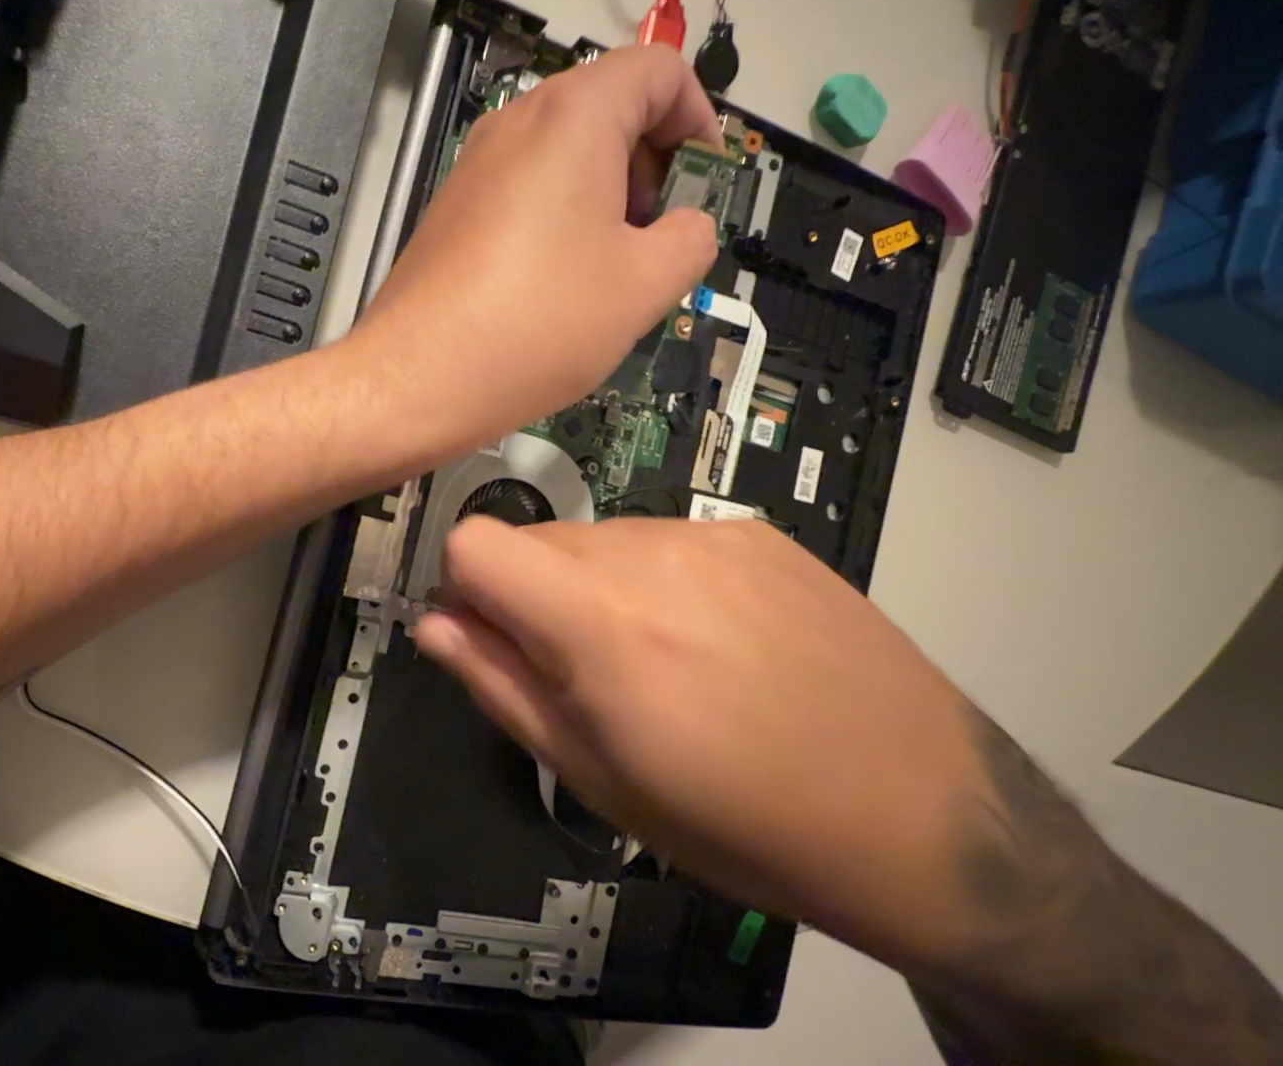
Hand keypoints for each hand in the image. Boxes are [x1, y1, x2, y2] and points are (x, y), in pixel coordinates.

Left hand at [358, 45, 721, 432]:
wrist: (414, 382)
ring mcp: (474, 172)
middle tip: (660, 240)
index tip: (705, 183)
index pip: (659, 73)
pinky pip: (524, 200)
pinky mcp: (452, 217)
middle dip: (653, 170)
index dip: (700, 120)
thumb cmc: (530, 327)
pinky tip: (559, 294)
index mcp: (571, 117)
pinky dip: (558, 228)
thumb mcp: (644, 287)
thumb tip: (687, 229)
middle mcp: (514, 128)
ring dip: (606, 207)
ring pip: (565, 164)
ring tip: (611, 279)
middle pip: (610, 114)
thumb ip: (693, 239)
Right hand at [414, 516, 997, 969]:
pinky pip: (667, 540)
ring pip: (599, 539)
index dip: (465, 591)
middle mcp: (650, 552)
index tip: (496, 644)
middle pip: (535, 539)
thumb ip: (499, 685)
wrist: (923, 816)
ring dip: (596, 589)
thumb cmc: (736, 821)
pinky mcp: (764, 536)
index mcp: (599, 620)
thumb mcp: (595, 774)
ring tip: (662, 665)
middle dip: (531, 595)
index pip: (473, 542)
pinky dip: (659, 580)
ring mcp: (713, 535)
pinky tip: (717, 644)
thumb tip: (433, 624)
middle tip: (585, 675)